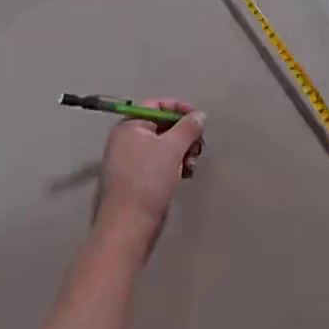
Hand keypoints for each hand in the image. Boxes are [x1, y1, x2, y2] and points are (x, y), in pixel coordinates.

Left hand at [96, 98, 205, 239]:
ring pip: (165, 146)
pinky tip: (186, 174)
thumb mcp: (171, 147)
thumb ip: (188, 127)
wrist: (131, 222)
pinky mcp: (141, 178)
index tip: (198, 118)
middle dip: (184, 134)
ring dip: (183, 151)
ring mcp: (133, 160)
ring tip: (191, 164)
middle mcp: (128, 140)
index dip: (178, 108)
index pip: (156, 105)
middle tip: (198, 146)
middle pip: (162, 126)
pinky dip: (175, 165)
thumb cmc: (149, 178)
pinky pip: (161, 163)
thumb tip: (199, 115)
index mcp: (129, 126)